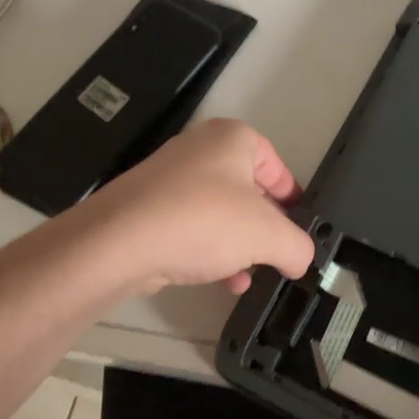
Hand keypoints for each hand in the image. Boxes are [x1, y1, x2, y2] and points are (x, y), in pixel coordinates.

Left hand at [64, 118, 314, 295]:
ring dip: (237, 245)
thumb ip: (297, 246)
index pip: (277, 164)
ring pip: (218, 212)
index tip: (300, 228)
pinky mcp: (145, 207)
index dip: (292, 198)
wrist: (117, 243)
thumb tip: (301, 258)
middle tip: (274, 256)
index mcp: (233, 138)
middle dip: (263, 227)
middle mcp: (200, 148)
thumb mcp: (268, 236)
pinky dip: (207, 250)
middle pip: (247, 190)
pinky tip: (217, 281)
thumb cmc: (203, 221)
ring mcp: (168, 177)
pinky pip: (189, 226)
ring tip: (246, 277)